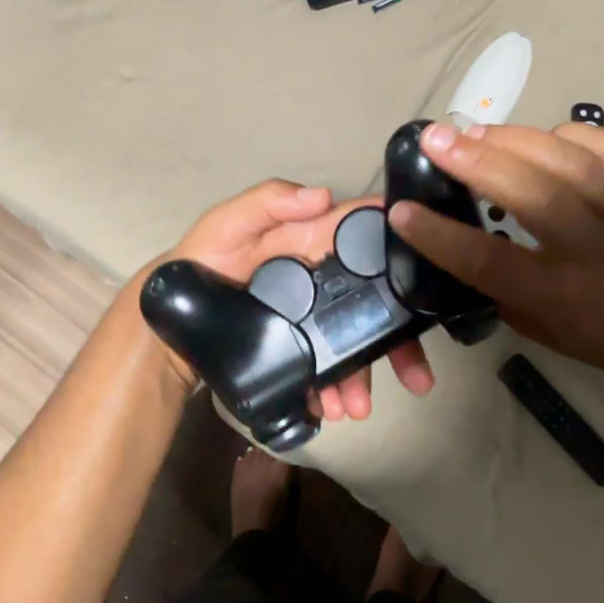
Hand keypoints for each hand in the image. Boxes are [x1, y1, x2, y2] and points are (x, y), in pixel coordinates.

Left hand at [145, 180, 434, 418]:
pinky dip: (335, 389)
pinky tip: (330, 407)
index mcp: (314, 237)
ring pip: (355, 342)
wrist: (173, 318)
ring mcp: (314, 315)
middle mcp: (323, 276)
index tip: (430, 277)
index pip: (366, 237)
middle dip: (398, 338)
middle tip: (415, 376)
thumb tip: (323, 195)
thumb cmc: (203, 259)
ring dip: (365, 374)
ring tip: (355, 406)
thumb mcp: (228, 223)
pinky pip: (328, 368)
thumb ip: (268, 202)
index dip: (401, 252)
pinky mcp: (300, 346)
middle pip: (375, 301)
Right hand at [388, 123, 603, 401]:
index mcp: (560, 296)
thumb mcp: (540, 328)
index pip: (488, 261)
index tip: (401, 211)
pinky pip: (599, 143)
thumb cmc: (602, 337)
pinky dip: (560, 133)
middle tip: (433, 138)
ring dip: (510, 138)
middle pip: (531, 195)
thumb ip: (498, 285)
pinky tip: (536, 139)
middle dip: (475, 162)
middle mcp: (593, 249)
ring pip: (564, 159)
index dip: (439, 235)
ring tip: (471, 131)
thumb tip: (454, 230)